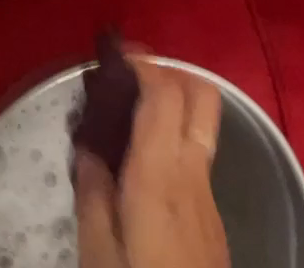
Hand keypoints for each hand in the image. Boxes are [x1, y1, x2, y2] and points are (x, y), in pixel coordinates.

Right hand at [75, 59, 229, 267]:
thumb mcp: (98, 254)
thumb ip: (93, 193)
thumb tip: (89, 148)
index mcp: (159, 175)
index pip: (164, 94)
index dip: (144, 64)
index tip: (116, 55)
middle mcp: (192, 171)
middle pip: (201, 95)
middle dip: (170, 70)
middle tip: (131, 75)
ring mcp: (209, 191)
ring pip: (203, 122)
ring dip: (175, 100)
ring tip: (133, 109)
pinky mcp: (213, 211)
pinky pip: (199, 151)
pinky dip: (176, 133)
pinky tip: (145, 155)